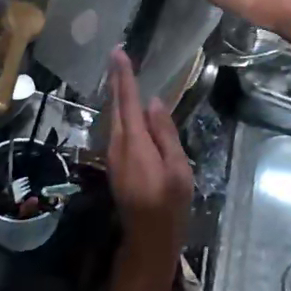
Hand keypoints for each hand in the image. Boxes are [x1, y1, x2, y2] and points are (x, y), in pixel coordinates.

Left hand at [104, 48, 192, 275]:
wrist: (148, 236)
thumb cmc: (169, 203)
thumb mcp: (177, 168)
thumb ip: (164, 133)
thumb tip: (153, 102)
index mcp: (135, 143)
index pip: (128, 102)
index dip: (124, 76)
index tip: (119, 53)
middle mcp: (117, 145)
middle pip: (116, 106)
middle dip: (116, 80)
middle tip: (117, 56)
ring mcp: (113, 155)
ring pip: (113, 117)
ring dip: (116, 95)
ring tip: (120, 74)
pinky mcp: (115, 163)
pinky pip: (115, 129)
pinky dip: (118, 111)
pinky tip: (124, 107)